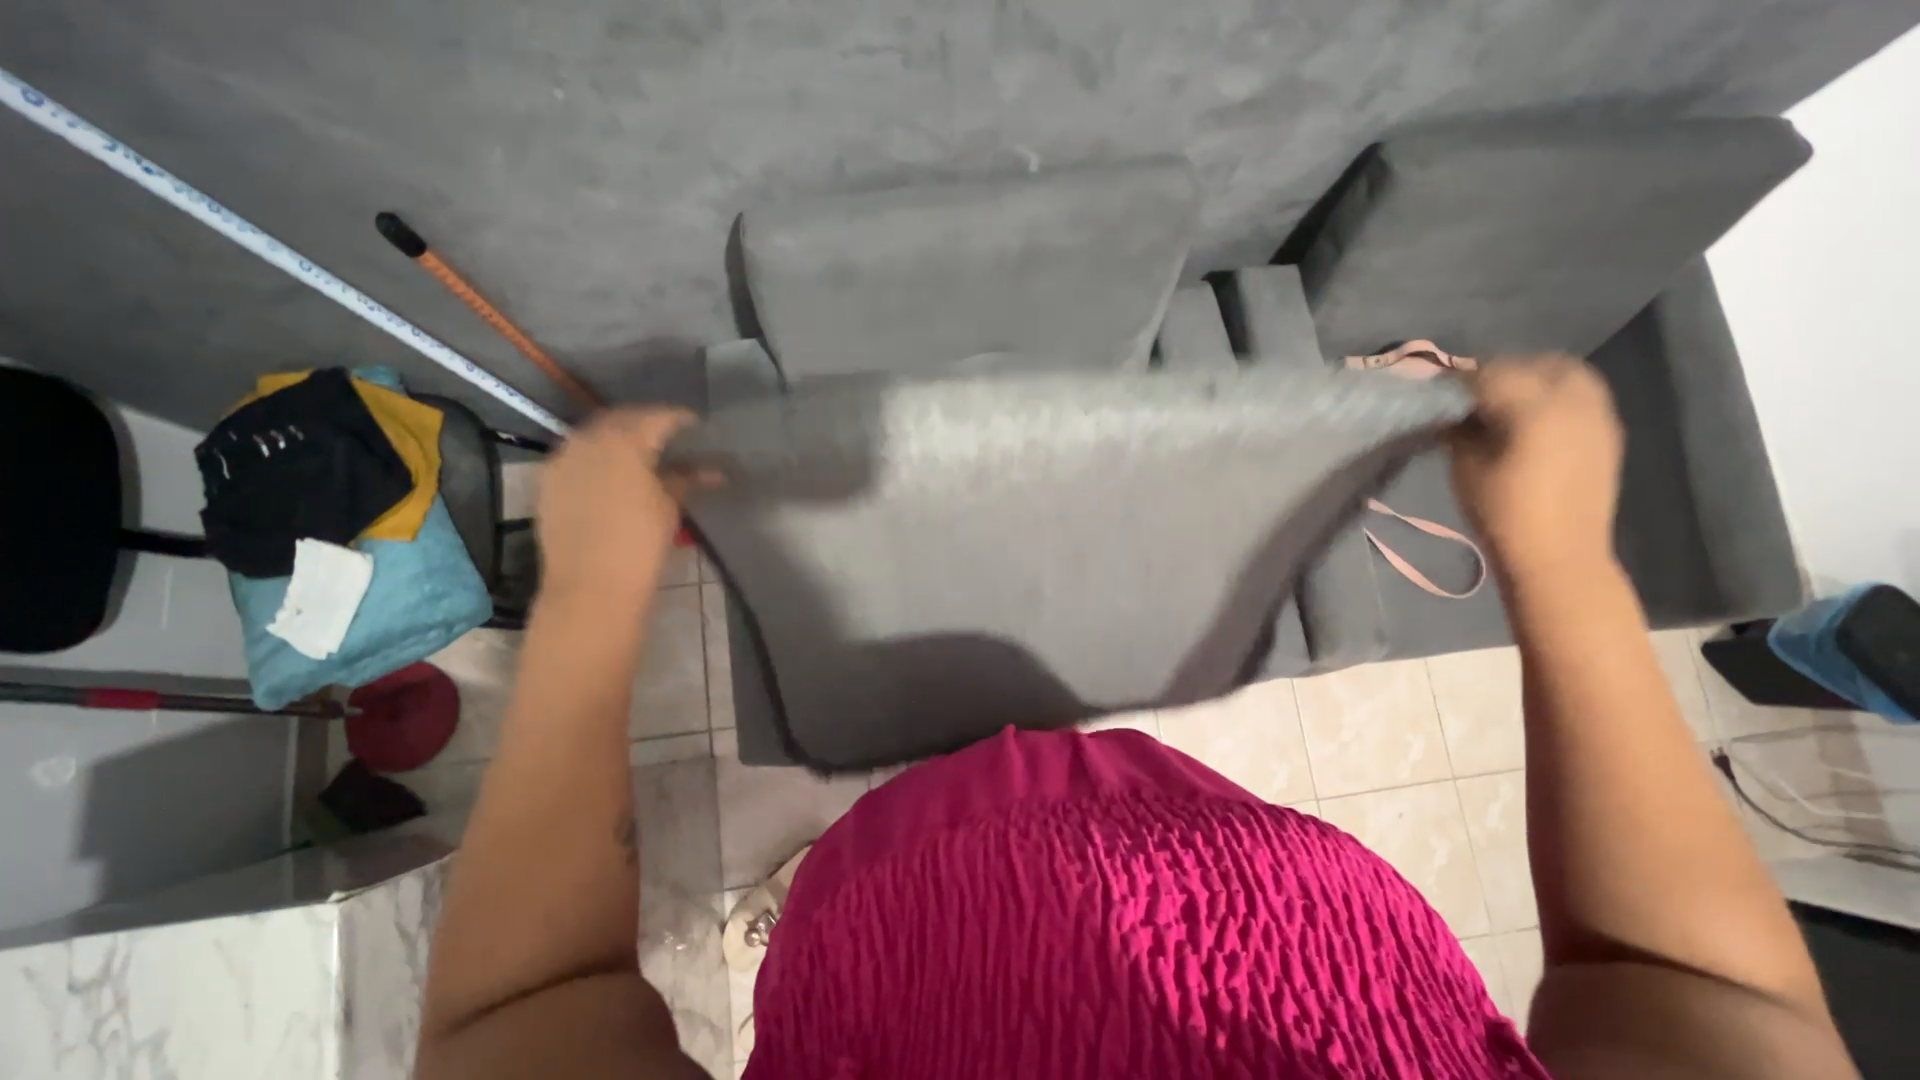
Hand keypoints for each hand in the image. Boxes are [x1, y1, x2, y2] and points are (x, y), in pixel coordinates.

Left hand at [535, 408, 700, 608]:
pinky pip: (576, 456)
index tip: (696, 424)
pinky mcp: (548, 481)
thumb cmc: (640, 545)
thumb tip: (711, 471)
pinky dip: (596, 456)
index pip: (658, 417)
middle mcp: (589, 440)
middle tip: (669, 434)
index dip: (680, 418)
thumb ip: (685, 479)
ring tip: (640, 452)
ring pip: (594, 435)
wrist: (590, 587)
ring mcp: (563, 459)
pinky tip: (611, 472)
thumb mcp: (669, 507)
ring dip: (618, 437)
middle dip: (646, 422)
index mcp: (625, 441)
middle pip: (621, 419)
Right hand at [1450, 355, 1623, 578]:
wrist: (1561, 556)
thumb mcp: (1466, 468)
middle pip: (1534, 363)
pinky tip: (1533, 418)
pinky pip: (1582, 394)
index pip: (1490, 374)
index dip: (1458, 379)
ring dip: (1533, 377)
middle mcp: (1574, 400)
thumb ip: (1460, 429)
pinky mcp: (1609, 431)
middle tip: (1473, 394)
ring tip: (1506, 401)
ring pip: (1566, 372)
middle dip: (1500, 371)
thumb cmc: (1503, 514)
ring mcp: (1598, 414)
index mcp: (1535, 408)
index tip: (1437, 390)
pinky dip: (1555, 394)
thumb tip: (1454, 411)